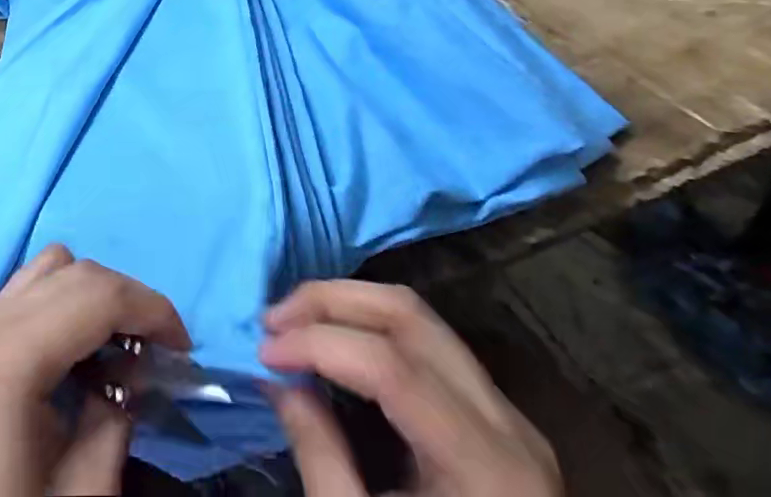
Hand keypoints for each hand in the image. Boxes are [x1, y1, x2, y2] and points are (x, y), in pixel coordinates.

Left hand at [0, 244, 189, 496]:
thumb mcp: (84, 487)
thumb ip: (117, 414)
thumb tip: (137, 366)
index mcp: (10, 358)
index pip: (95, 294)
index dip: (151, 309)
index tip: (185, 348)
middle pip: (72, 270)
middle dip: (127, 297)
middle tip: (162, 347)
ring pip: (47, 268)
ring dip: (94, 293)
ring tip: (123, 343)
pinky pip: (26, 291)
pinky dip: (64, 301)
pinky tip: (82, 348)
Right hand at [259, 281, 559, 496]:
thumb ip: (318, 453)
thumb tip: (276, 378)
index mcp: (484, 467)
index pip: (390, 365)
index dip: (317, 344)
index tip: (262, 355)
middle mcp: (508, 425)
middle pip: (409, 316)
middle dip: (329, 303)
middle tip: (273, 321)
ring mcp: (508, 416)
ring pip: (419, 319)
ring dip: (347, 307)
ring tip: (294, 325)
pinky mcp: (498, 419)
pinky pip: (429, 345)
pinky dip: (371, 328)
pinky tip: (333, 344)